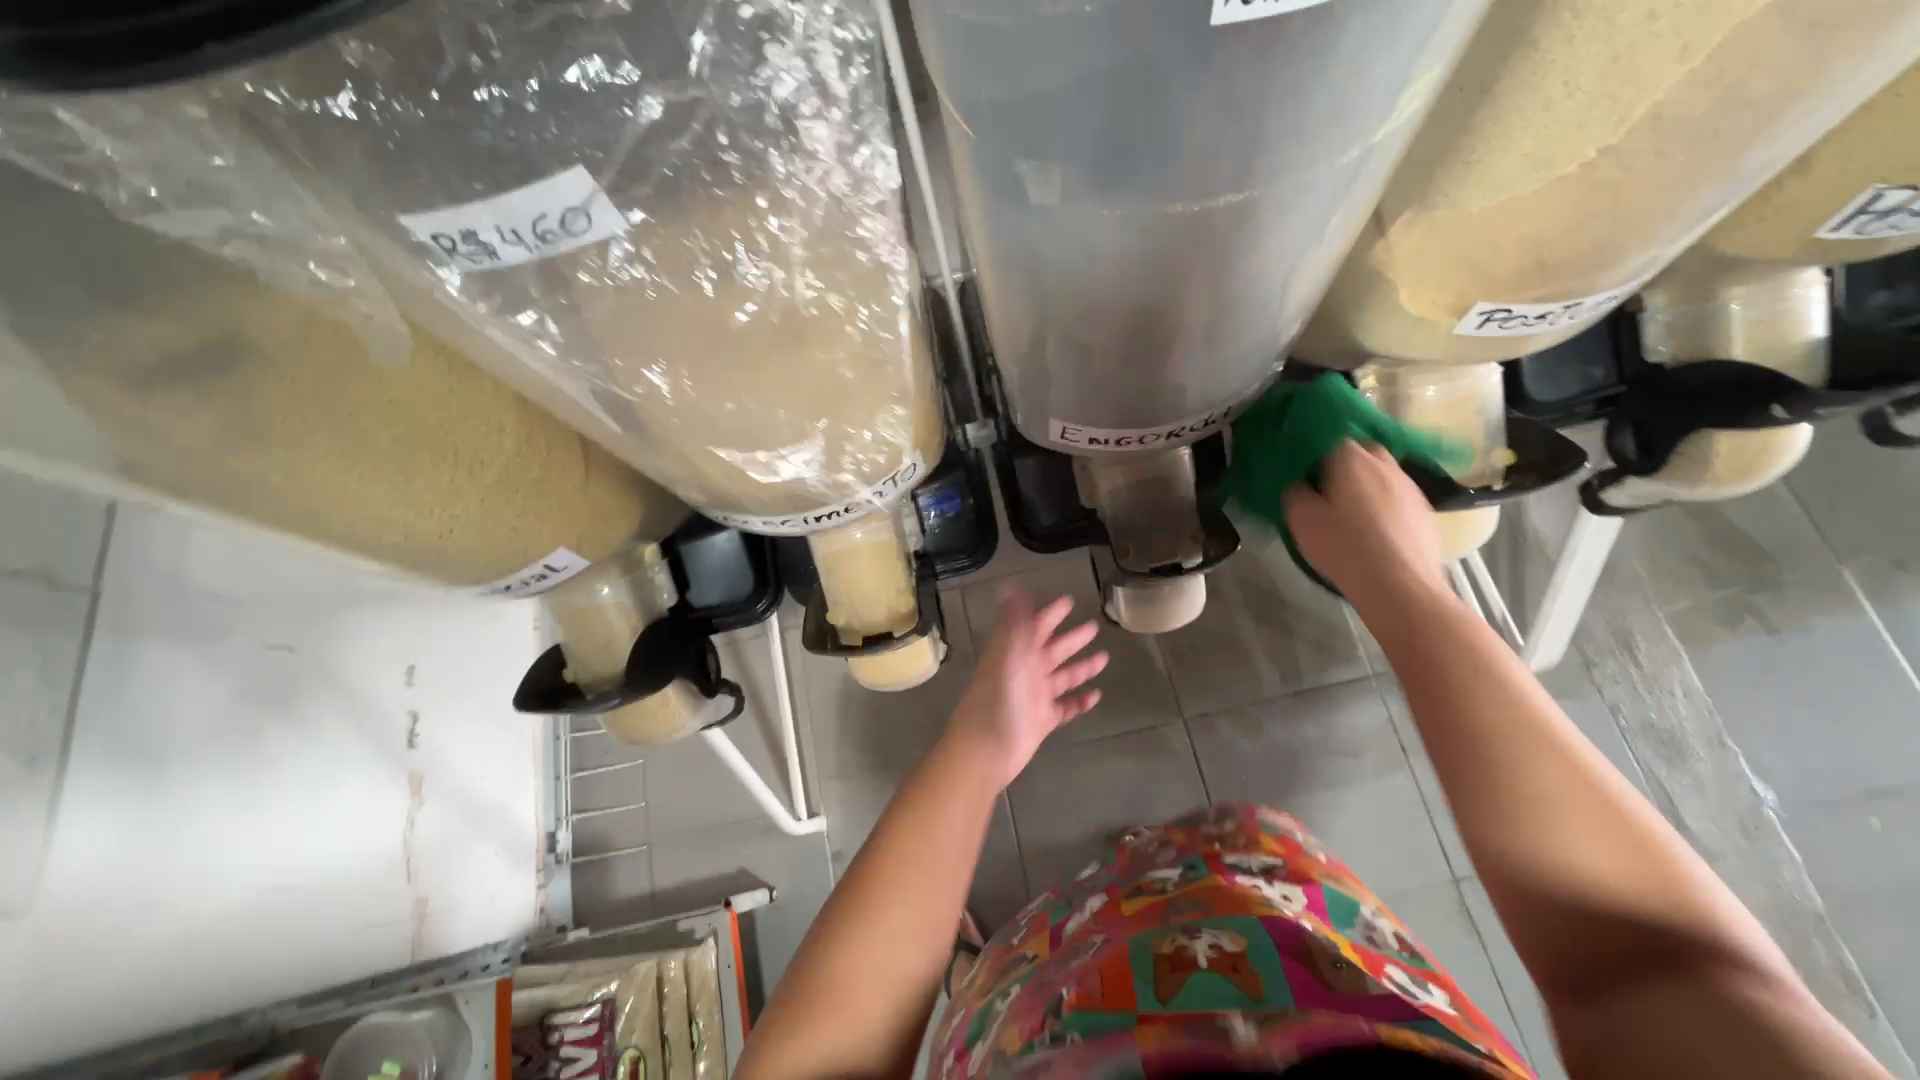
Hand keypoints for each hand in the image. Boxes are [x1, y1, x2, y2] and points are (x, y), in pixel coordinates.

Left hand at [944, 589, 1107, 788]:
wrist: (984, 751)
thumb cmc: (996, 702)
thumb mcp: (1007, 658)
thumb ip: (1015, 625)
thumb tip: (1013, 588)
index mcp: (1014, 655)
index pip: (1034, 627)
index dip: (1050, 614)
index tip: (1069, 601)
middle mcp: (1025, 672)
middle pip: (1052, 651)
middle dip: (1071, 639)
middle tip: (1094, 626)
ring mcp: (1033, 697)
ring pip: (1062, 678)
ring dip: (1081, 668)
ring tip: (1104, 658)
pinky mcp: (1041, 721)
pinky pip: (1065, 707)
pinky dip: (1079, 702)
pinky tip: (1096, 696)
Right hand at [1284, 440, 1446, 611]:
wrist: (1401, 586)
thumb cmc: (1345, 549)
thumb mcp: (1302, 520)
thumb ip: (1293, 490)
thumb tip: (1295, 478)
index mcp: (1351, 458)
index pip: (1326, 436)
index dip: (1309, 450)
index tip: (1297, 470)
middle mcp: (1384, 462)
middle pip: (1358, 449)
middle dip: (1339, 461)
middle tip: (1322, 487)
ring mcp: (1409, 484)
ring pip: (1380, 470)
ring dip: (1363, 480)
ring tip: (1349, 507)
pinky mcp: (1424, 508)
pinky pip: (1396, 492)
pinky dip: (1382, 500)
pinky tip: (1374, 526)